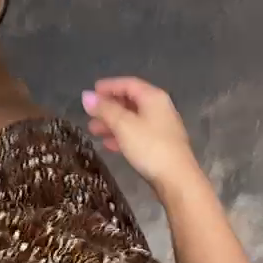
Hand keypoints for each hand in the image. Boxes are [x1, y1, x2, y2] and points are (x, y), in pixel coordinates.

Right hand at [81, 77, 202, 193]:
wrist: (176, 178)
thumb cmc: (150, 147)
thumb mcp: (123, 125)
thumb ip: (104, 110)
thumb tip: (86, 96)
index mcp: (153, 98)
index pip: (129, 84)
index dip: (109, 86)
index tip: (91, 92)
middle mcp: (159, 108)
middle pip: (131, 101)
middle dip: (108, 107)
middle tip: (90, 114)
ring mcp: (161, 127)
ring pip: (132, 119)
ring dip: (112, 123)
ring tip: (93, 130)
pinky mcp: (160, 145)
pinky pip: (137, 134)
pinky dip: (122, 136)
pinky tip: (109, 144)